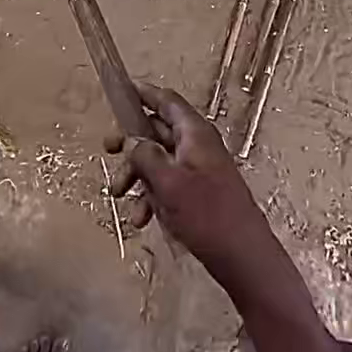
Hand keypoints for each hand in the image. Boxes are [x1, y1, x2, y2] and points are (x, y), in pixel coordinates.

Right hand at [106, 83, 284, 291]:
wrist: (244, 259)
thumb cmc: (207, 214)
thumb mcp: (168, 183)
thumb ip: (145, 155)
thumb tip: (131, 140)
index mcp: (194, 133)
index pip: (166, 101)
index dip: (143, 94)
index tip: (121, 92)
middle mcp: (197, 145)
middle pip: (157, 131)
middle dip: (131, 144)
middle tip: (107, 150)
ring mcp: (198, 170)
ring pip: (158, 160)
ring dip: (137, 176)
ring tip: (118, 195)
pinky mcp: (198, 194)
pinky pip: (168, 185)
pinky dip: (152, 196)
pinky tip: (142, 219)